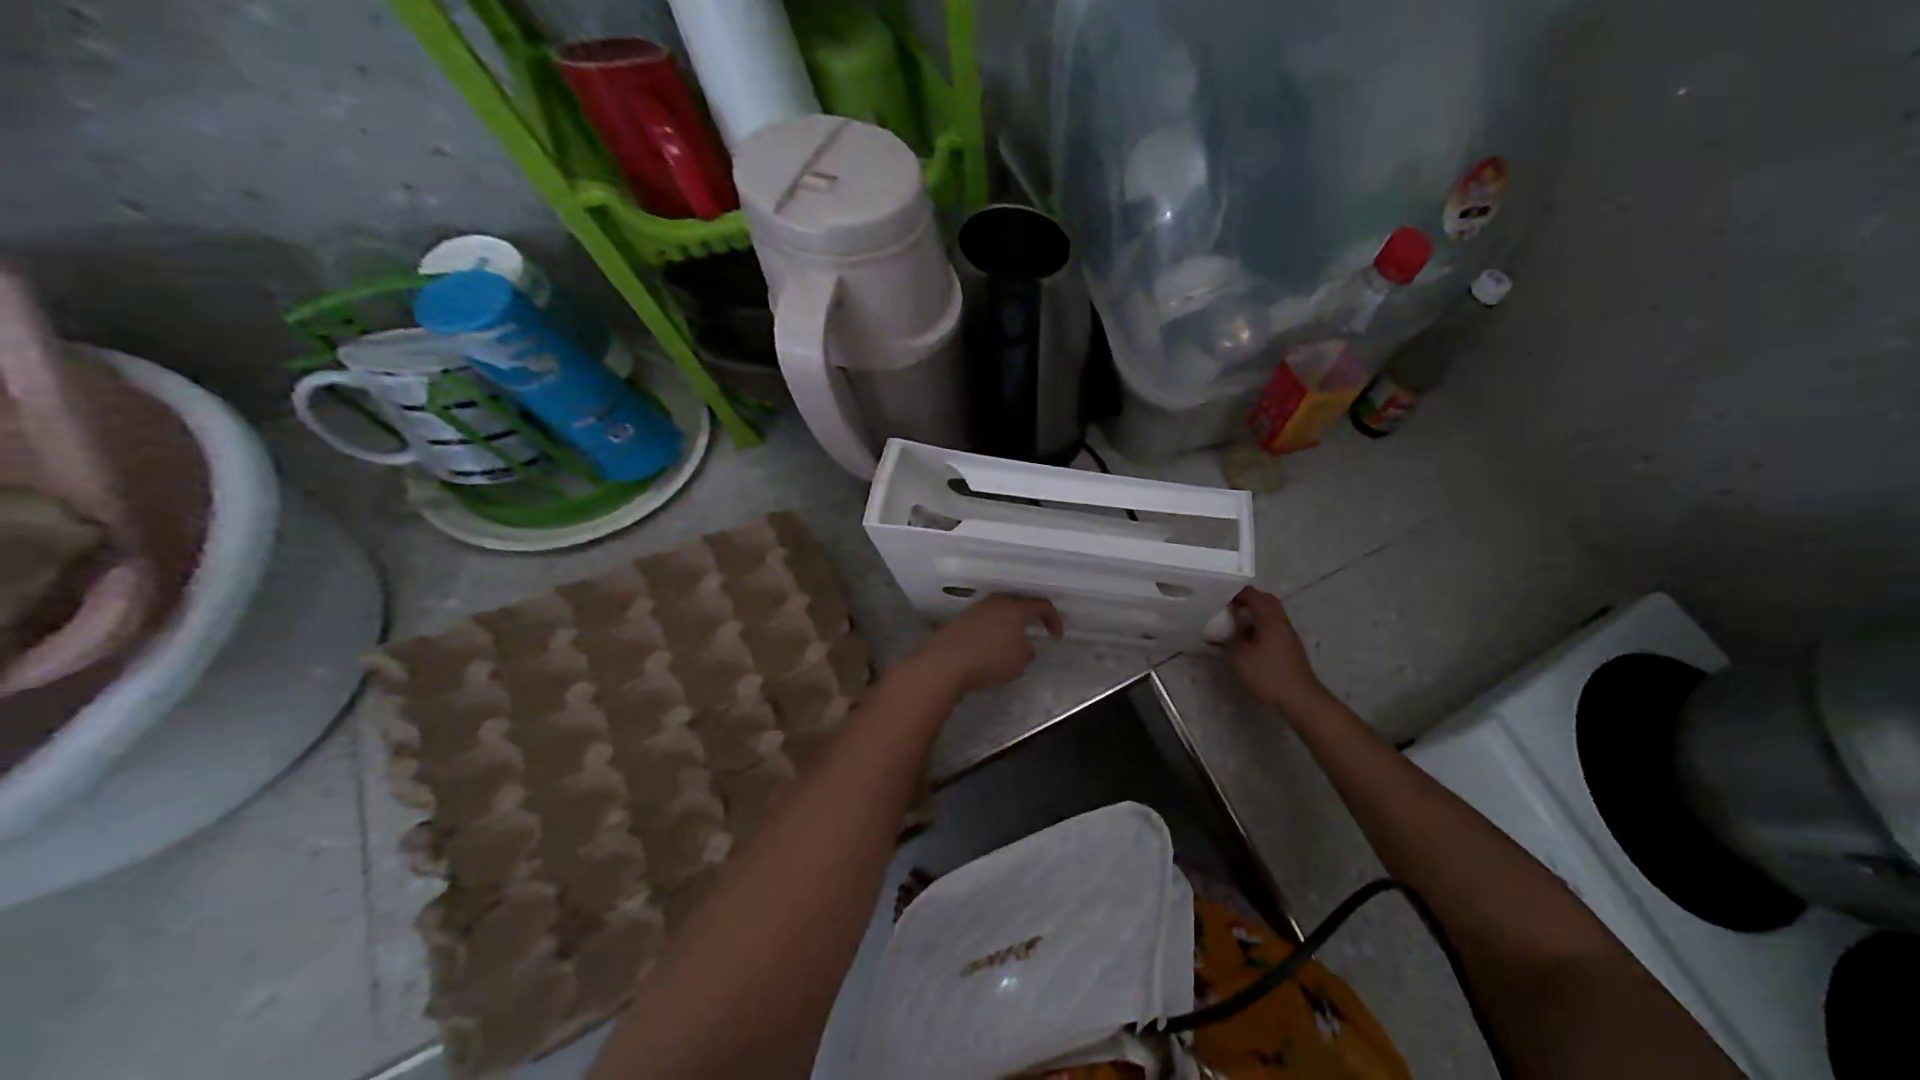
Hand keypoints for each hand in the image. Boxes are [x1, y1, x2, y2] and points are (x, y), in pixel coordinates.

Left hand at [904, 594, 1062, 700]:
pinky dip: (993, 628)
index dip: (1054, 618)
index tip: (1056, 635)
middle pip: (1018, 601)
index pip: (1042, 605)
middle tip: (1037, 627)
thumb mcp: (1020, 661)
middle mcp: (995, 602)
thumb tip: (1025, 645)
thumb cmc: (990, 660)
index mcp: (1015, 607)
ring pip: (999, 608)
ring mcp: (975, 609)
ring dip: (1009, 621)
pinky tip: (991, 643)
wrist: (945, 663)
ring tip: (1013, 637)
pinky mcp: (959, 620)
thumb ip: (1028, 650)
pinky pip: (984, 619)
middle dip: (1030, 614)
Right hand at [1225, 587, 1334, 716]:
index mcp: (1270, 619)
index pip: (1254, 595)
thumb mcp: (1239, 657)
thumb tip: (1227, 631)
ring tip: (1236, 622)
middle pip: (1266, 601)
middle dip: (1248, 600)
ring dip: (1255, 613)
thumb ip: (1230, 639)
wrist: (1299, 698)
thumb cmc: (1268, 674)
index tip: (1220, 599)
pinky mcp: (1290, 647)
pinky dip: (1260, 625)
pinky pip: (1273, 626)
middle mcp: (1281, 622)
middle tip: (1229, 607)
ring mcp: (1288, 634)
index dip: (1236, 593)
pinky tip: (1249, 639)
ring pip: (1272, 614)